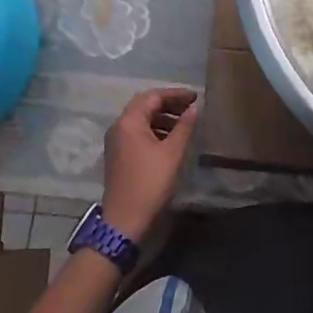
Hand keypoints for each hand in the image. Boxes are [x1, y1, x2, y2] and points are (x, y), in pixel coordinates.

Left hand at [100, 88, 198, 239]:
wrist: (125, 218)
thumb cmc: (150, 182)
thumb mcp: (172, 153)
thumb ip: (184, 127)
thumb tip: (194, 109)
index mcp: (129, 122)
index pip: (153, 96)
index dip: (175, 94)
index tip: (196, 97)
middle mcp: (119, 126)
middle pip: (145, 105)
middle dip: (169, 104)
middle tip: (191, 107)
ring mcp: (116, 141)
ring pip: (141, 120)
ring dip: (162, 118)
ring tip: (184, 123)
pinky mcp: (118, 154)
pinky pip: (137, 133)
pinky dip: (155, 130)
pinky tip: (171, 139)